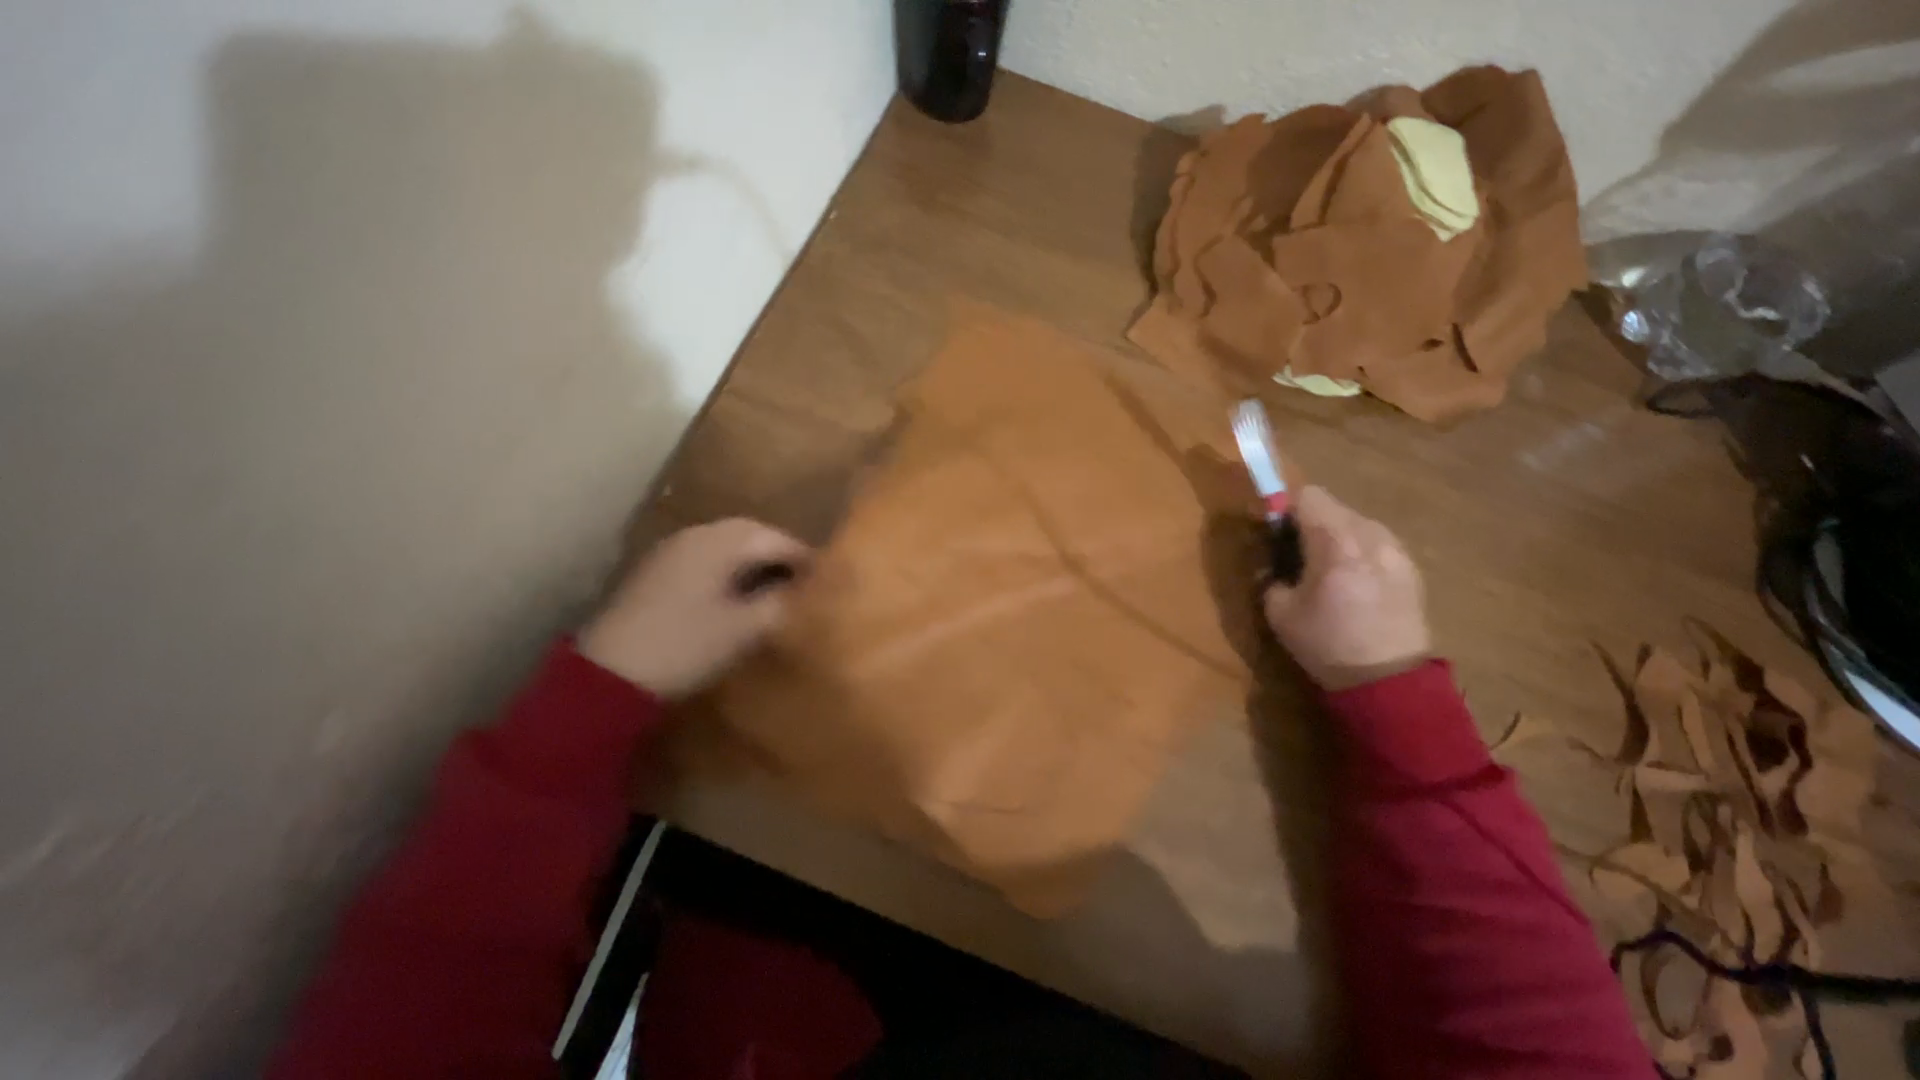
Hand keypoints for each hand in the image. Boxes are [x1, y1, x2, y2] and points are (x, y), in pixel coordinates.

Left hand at [579, 518, 811, 698]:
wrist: (607, 675)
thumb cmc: (684, 646)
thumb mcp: (744, 629)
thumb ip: (782, 603)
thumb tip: (811, 591)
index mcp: (719, 540)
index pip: (778, 539)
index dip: (807, 561)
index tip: (829, 585)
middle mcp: (695, 534)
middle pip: (751, 536)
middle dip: (780, 560)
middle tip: (806, 588)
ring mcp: (670, 552)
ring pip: (726, 549)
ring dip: (753, 567)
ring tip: (777, 596)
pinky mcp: (656, 573)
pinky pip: (705, 562)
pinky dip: (728, 575)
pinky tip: (737, 601)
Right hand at [1263, 487, 1431, 690]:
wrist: (1389, 681)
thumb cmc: (1328, 645)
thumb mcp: (1280, 614)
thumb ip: (1274, 577)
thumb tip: (1278, 565)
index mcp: (1335, 542)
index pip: (1307, 496)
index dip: (1285, 509)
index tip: (1277, 534)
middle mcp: (1370, 535)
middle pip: (1333, 507)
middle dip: (1312, 524)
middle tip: (1299, 557)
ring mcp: (1396, 550)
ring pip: (1357, 524)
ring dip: (1339, 538)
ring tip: (1331, 573)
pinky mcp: (1412, 567)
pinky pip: (1377, 544)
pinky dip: (1361, 554)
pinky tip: (1357, 586)